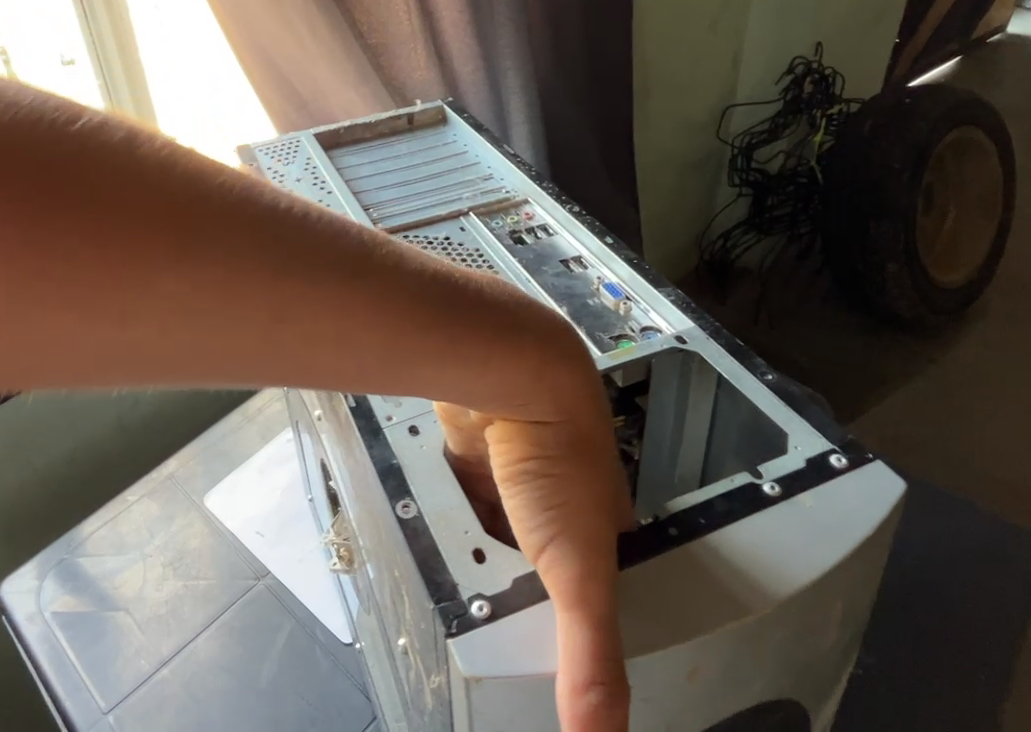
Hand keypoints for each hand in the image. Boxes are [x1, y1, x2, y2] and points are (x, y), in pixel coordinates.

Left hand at [436, 366, 632, 731]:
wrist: (510, 370)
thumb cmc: (558, 460)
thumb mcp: (581, 568)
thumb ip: (592, 656)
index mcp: (600, 530)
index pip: (586, 598)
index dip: (561, 629)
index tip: (533, 660)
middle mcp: (557, 504)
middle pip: (530, 569)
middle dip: (507, 595)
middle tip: (475, 631)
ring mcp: (512, 479)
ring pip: (489, 537)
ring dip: (471, 558)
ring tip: (446, 599)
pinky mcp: (472, 458)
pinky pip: (457, 502)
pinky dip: (447, 521)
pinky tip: (429, 542)